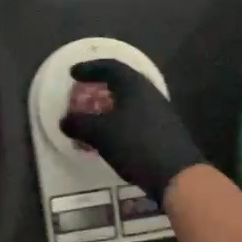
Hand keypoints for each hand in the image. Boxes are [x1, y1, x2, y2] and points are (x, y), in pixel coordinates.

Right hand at [60, 59, 205, 201]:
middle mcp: (149, 93)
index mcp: (134, 86)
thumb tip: (64, 120)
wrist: (177, 174)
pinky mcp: (163, 131)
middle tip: (84, 92)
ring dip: (110, 105)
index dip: (90, 68)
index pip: (110, 67)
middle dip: (101, 86)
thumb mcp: (101, 134)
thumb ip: (80, 124)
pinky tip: (112, 135)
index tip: (73, 73)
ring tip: (94, 115)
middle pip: (122, 82)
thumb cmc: (136, 145)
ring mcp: (159, 112)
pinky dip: (119, 120)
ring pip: (130, 101)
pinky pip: (136, 117)